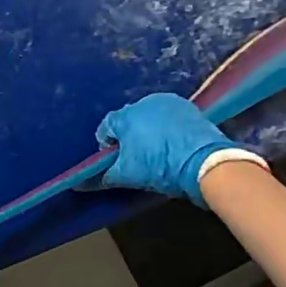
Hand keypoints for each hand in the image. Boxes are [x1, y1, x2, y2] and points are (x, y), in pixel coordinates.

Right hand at [95, 92, 244, 204]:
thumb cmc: (159, 166)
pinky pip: (170, 117)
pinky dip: (169, 128)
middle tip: (139, 160)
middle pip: (128, 121)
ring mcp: (168, 102)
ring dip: (150, 131)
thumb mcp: (127, 175)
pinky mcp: (188, 107)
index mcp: (124, 116)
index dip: (108, 148)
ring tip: (159, 153)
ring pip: (150, 118)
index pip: (106, 128)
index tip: (118, 163)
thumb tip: (81, 184)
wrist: (204, 161)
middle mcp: (143, 102)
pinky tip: (175, 145)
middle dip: (130, 138)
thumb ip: (103, 176)